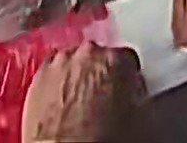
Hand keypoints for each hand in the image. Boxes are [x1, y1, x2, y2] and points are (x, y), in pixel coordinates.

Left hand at [20, 43, 150, 142]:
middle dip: (102, 76)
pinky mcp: (40, 75)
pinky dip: (58, 84)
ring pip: (75, 62)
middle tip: (103, 103)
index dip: (129, 81)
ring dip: (79, 77)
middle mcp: (89, 52)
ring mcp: (61, 61)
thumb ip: (144, 99)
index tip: (127, 96)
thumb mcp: (140, 123)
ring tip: (79, 106)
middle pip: (100, 57)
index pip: (128, 61)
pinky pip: (53, 72)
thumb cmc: (103, 141)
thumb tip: (146, 101)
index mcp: (116, 60)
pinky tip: (60, 106)